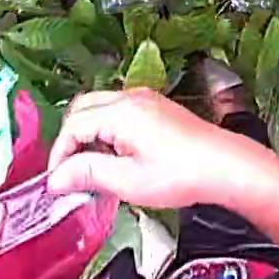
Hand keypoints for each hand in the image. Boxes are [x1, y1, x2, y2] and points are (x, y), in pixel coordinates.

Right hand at [47, 88, 276, 209]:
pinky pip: (116, 107)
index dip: (60, 153)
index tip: (57, 181)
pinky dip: (105, 126)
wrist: (223, 164)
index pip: (73, 124)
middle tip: (70, 172)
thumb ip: (89, 174)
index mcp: (120, 111)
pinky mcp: (153, 103)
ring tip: (93, 167)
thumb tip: (56, 178)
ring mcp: (142, 96)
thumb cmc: (178, 175)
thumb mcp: (130, 182)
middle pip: (82, 107)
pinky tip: (115, 154)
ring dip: (87, 132)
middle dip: (70, 138)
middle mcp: (128, 96)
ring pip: (99, 105)